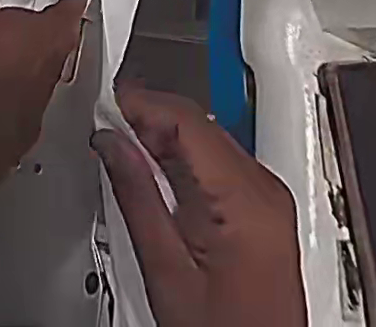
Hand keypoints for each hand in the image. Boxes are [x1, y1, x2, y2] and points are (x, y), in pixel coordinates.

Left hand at [0, 0, 88, 281]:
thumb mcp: (30, 124)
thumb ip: (48, 78)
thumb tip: (53, 60)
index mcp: (29, 43)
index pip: (66, 12)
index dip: (73, 20)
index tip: (75, 21)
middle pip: (31, 18)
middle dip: (33, 43)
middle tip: (29, 79)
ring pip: (0, 20)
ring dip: (1, 43)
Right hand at [93, 86, 304, 326]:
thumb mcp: (168, 271)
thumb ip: (137, 197)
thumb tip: (113, 144)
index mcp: (247, 198)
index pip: (190, 121)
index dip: (146, 104)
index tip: (111, 103)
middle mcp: (264, 189)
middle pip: (200, 126)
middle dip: (151, 119)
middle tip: (109, 122)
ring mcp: (266, 198)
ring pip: (206, 141)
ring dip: (163, 138)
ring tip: (122, 145)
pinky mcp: (261, 209)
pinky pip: (216, 165)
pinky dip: (181, 161)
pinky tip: (152, 171)